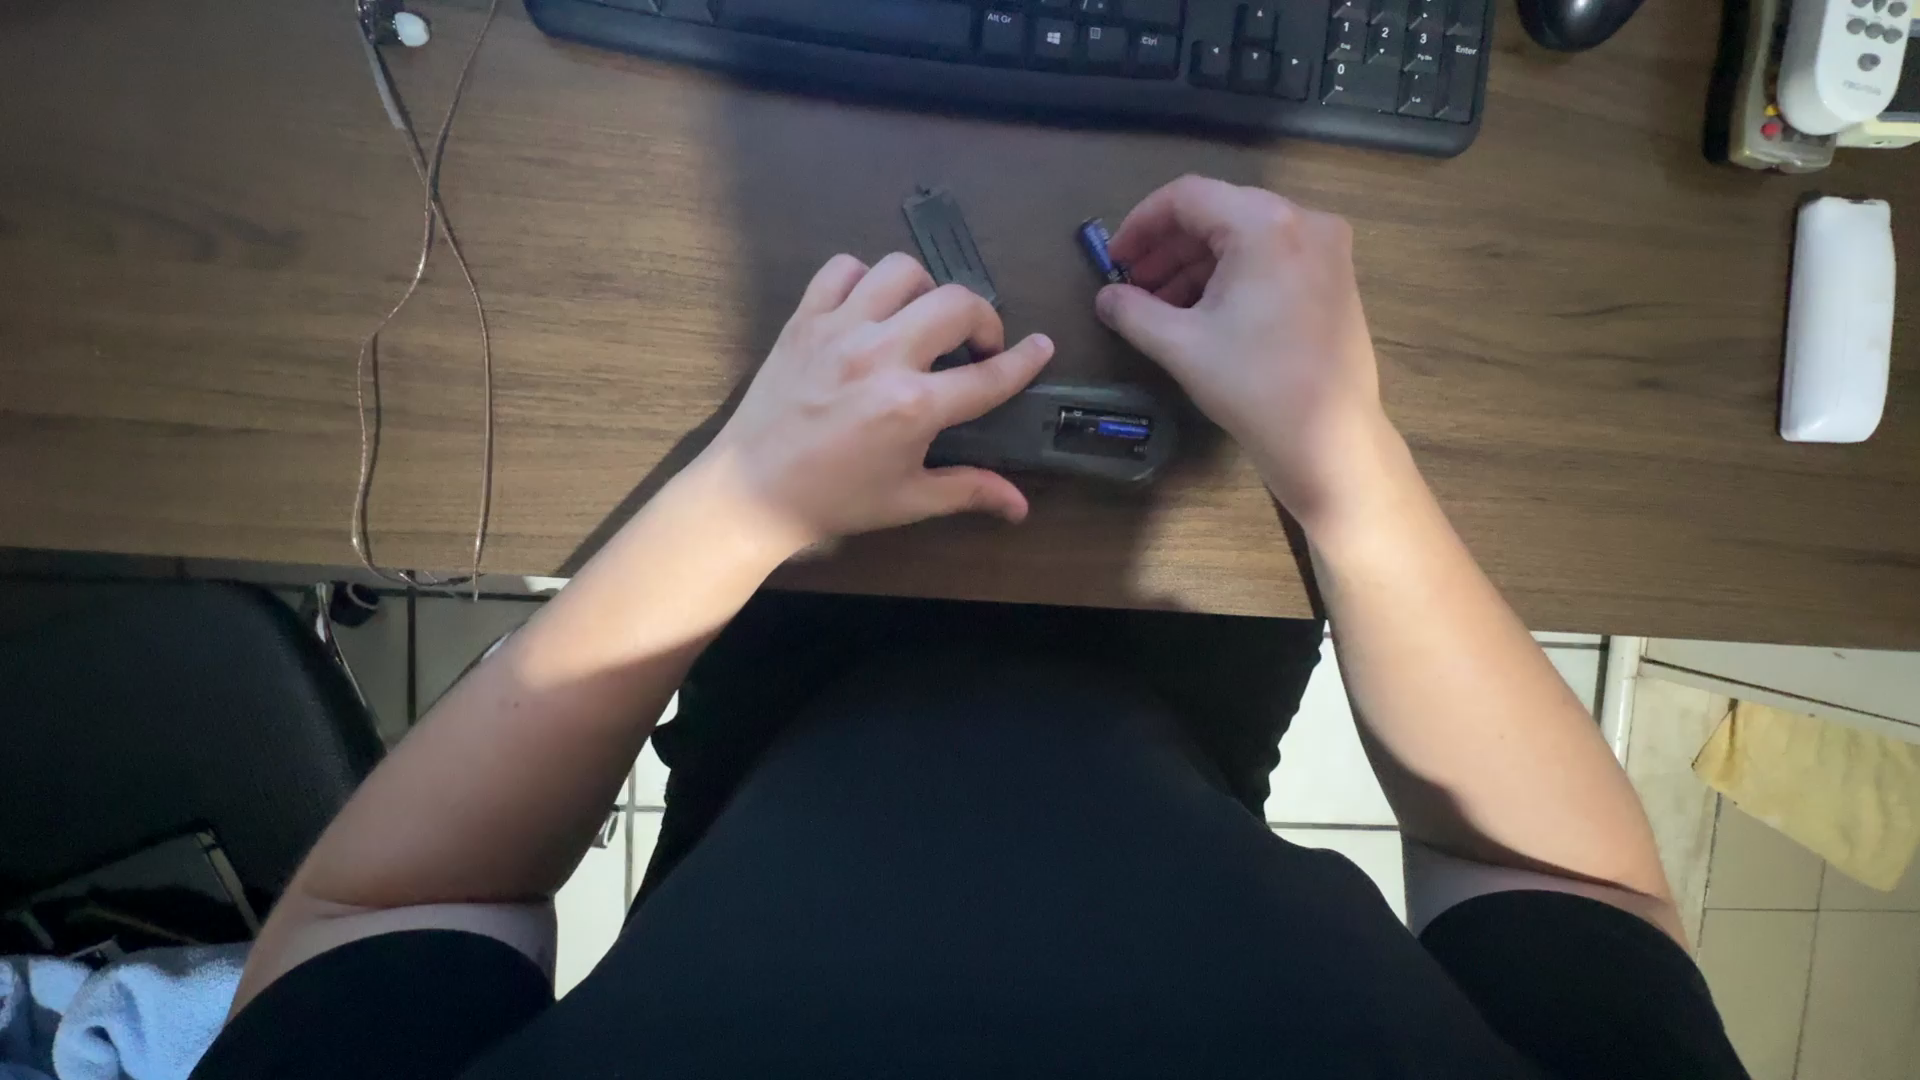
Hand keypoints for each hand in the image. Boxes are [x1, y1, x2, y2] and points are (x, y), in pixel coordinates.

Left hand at [695, 252, 1053, 552]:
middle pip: (957, 304)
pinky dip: (865, 279)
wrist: (754, 490)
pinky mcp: (804, 319)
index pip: (988, 376)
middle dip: (983, 319)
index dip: (1024, 360)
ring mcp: (839, 330)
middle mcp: (882, 355)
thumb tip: (1021, 506)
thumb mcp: (908, 500)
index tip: (1042, 346)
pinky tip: (870, 309)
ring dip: (926, 291)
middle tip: (976, 346)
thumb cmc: (835, 499)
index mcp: (913, 406)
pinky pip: (842, 269)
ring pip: (902, 271)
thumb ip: (969, 491)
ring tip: (922, 322)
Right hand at [1096, 175, 1389, 529]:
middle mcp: (1303, 221)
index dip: (1139, 223)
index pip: (1187, 197)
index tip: (1113, 259)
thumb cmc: (1251, 384)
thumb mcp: (1179, 345)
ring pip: (1242, 238)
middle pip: (1217, 213)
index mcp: (1264, 224)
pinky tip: (1202, 314)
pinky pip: (1269, 259)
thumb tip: (1105, 298)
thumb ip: (1132, 311)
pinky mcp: (1334, 278)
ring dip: (1194, 266)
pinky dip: (1229, 277)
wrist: (1327, 436)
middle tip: (1132, 287)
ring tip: (1160, 308)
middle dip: (1166, 249)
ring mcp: (1325, 249)